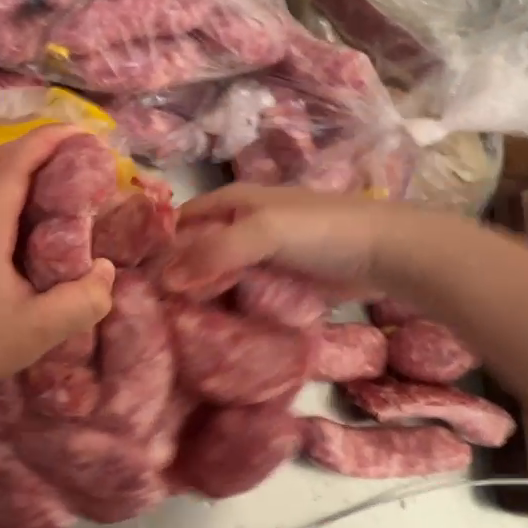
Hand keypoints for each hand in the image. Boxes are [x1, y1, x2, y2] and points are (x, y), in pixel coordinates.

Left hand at [0, 125, 116, 400]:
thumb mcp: (42, 331)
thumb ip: (83, 300)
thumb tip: (106, 267)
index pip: (10, 168)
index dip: (44, 141)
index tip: (80, 130)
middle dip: (32, 142)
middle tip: (74, 146)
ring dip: (16, 160)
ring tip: (57, 167)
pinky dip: (5, 181)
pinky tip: (30, 203)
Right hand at [159, 184, 434, 297]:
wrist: (393, 253)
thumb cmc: (322, 230)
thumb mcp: (262, 233)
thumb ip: (213, 253)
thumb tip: (163, 281)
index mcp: (231, 200)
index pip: (178, 220)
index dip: (156, 243)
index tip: (135, 277)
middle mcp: (241, 223)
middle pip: (195, 248)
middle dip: (175, 273)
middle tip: (151, 308)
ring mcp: (263, 253)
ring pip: (218, 273)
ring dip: (200, 294)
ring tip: (175, 323)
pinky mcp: (281, 280)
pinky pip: (244, 293)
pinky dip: (229, 306)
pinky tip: (214, 327)